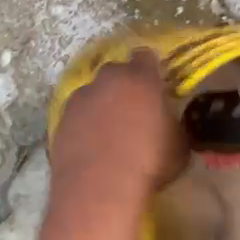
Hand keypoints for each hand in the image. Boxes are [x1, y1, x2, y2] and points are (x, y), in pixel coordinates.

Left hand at [52, 48, 187, 205]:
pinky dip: (84, 122)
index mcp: (139, 78)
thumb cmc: (148, 161)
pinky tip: (91, 143)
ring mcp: (80, 96)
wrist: (99, 183)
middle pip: (116, 72)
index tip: (154, 82)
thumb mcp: (178, 145)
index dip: (150, 67)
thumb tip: (167, 122)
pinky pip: (78, 113)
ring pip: (94, 92)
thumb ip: (172, 123)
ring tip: (110, 131)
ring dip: (101, 104)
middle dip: (124, 85)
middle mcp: (107, 79)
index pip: (145, 56)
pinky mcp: (62, 116)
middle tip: (133, 108)